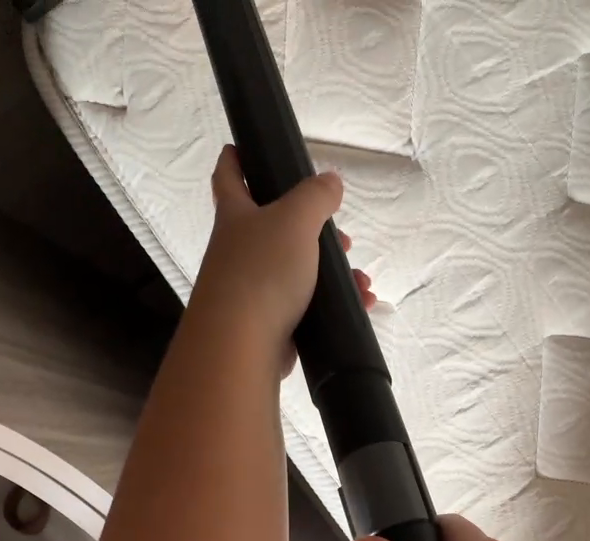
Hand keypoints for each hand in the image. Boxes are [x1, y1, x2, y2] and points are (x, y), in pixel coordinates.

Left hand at [189, 146, 375, 373]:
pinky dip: (336, 303)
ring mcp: (256, 288)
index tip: (243, 149)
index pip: (228, 177)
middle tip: (340, 234)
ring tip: (360, 278)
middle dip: (312, 228)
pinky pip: (310, 305)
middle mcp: (240, 250)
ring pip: (299, 269)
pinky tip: (360, 304)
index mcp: (237, 216)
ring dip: (334, 271)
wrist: (243, 342)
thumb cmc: (263, 270)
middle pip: (276, 228)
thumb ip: (315, 197)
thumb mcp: (295, 220)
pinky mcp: (273, 322)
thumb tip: (330, 180)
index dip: (235, 160)